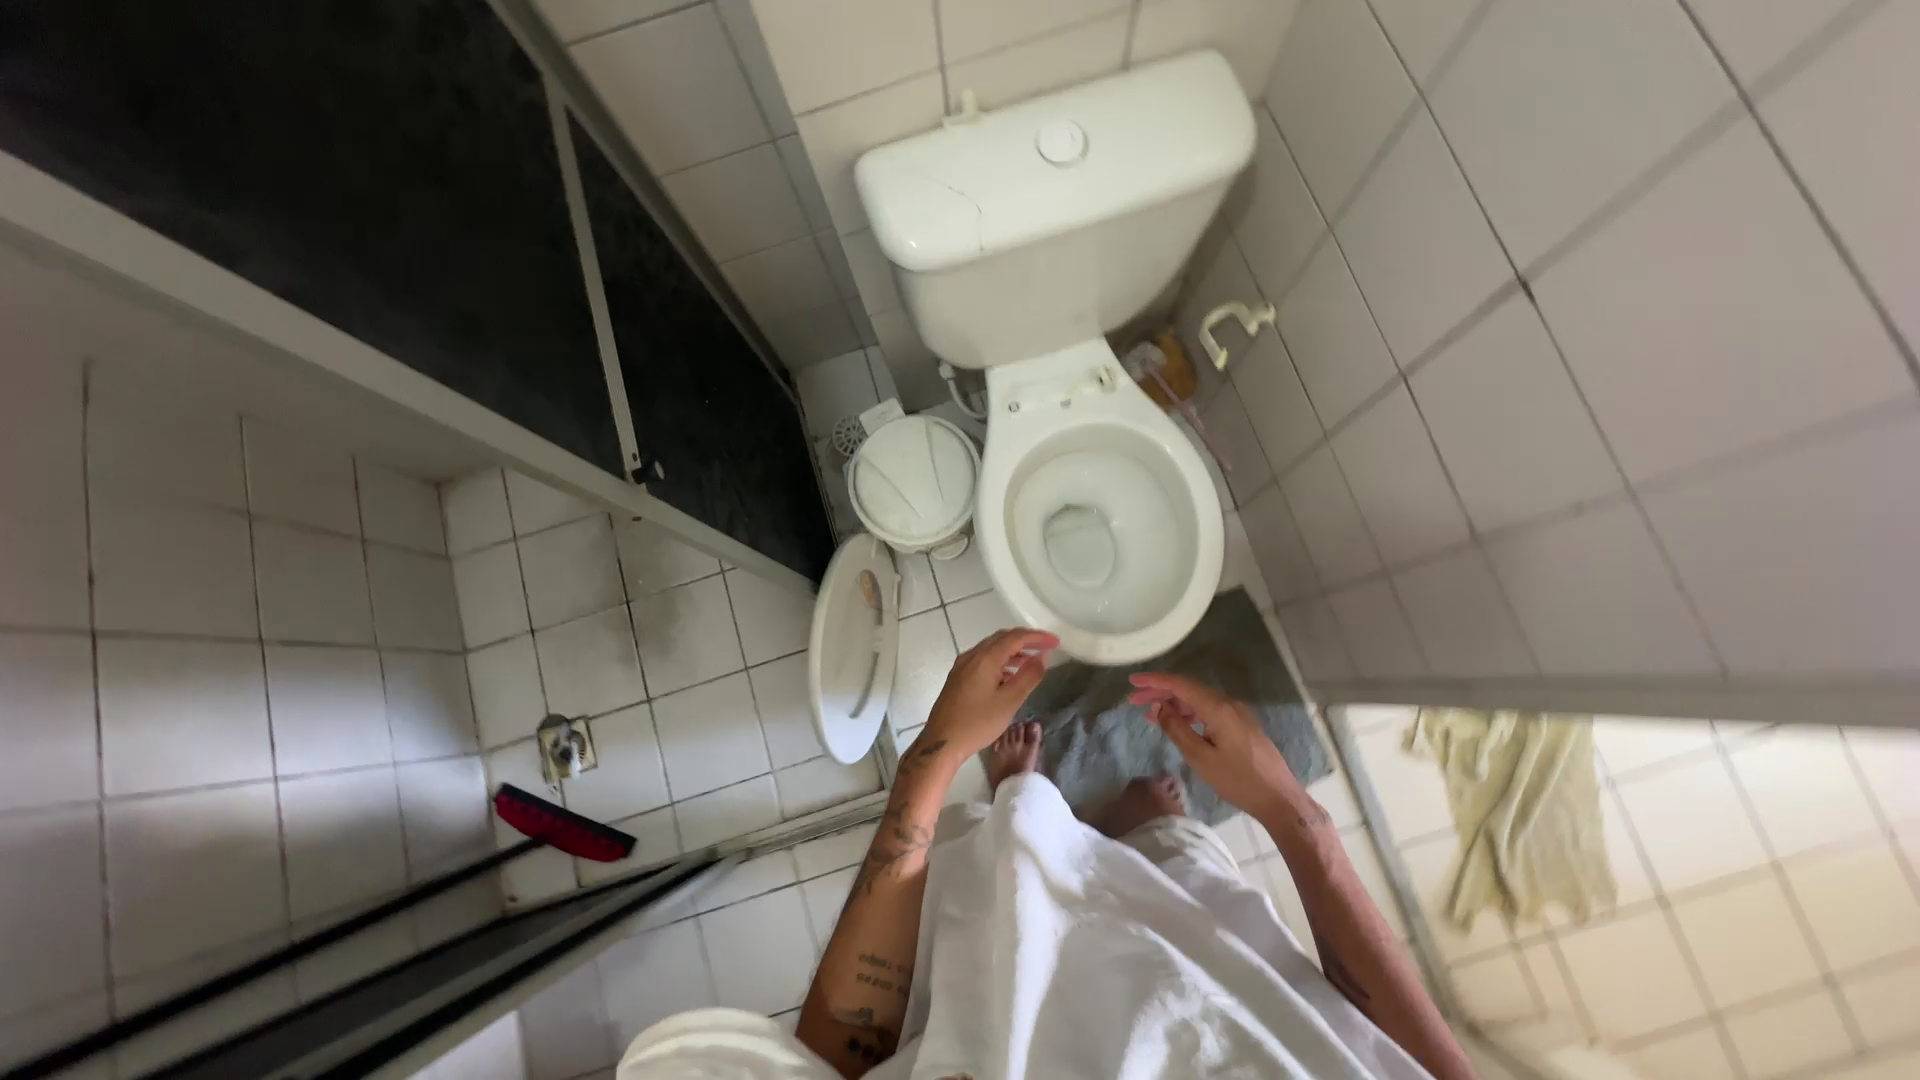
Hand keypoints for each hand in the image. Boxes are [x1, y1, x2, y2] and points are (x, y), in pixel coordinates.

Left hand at [920, 628, 1058, 762]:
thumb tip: (1043, 656)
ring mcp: (962, 666)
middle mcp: (972, 656)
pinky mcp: (958, 677)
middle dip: (1025, 639)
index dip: (1037, 637)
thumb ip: (1028, 676)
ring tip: (1031, 661)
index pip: (1015, 637)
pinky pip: (983, 659)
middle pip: (1002, 638)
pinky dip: (1000, 660)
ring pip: (991, 648)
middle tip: (1045, 646)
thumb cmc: (978, 723)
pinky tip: (1008, 675)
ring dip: (1012, 650)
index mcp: (985, 658)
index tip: (1056, 642)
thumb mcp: (1009, 701)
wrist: (942, 742)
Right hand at [1127, 673, 1305, 819]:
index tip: (1132, 681)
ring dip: (1174, 704)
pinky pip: (1209, 710)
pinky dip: (1189, 713)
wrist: (1279, 798)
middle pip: (1188, 689)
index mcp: (1218, 708)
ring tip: (1150, 714)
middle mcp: (1228, 704)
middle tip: (1134, 700)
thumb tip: (1159, 707)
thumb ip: (1177, 728)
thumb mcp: (1200, 757)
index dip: (1154, 681)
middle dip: (1160, 692)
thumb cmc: (1238, 780)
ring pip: (1199, 700)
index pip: (1180, 685)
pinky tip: (1178, 723)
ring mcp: (1237, 714)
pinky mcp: (1241, 725)